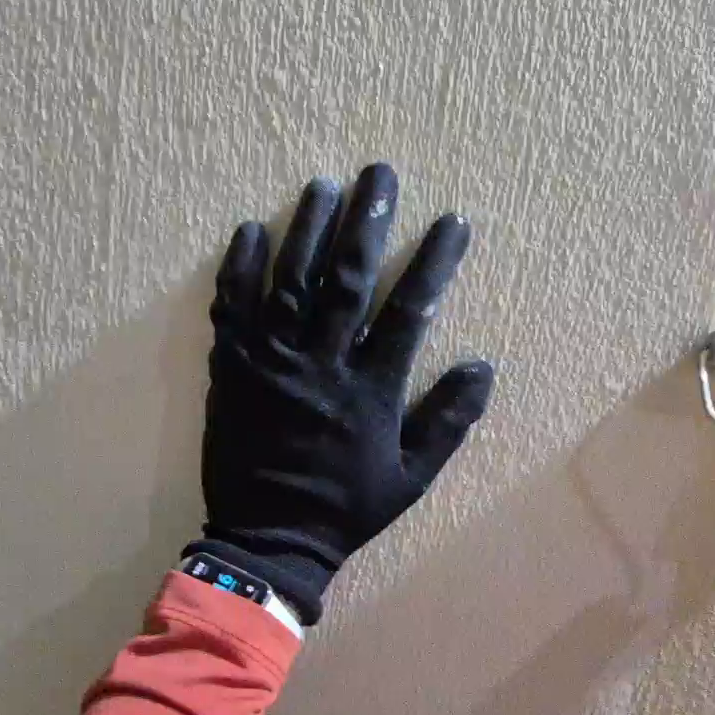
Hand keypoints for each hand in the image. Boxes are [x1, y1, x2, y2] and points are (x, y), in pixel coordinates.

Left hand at [186, 163, 495, 624]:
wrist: (269, 540)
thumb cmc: (347, 508)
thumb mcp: (413, 477)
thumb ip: (448, 420)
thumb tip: (484, 366)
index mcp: (371, 389)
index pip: (409, 310)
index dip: (434, 262)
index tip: (452, 221)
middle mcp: (322, 364)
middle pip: (346, 279)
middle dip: (367, 222)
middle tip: (379, 174)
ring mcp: (271, 363)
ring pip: (289, 282)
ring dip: (307, 229)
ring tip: (324, 186)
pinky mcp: (231, 369)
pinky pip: (231, 309)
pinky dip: (238, 268)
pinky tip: (248, 230)